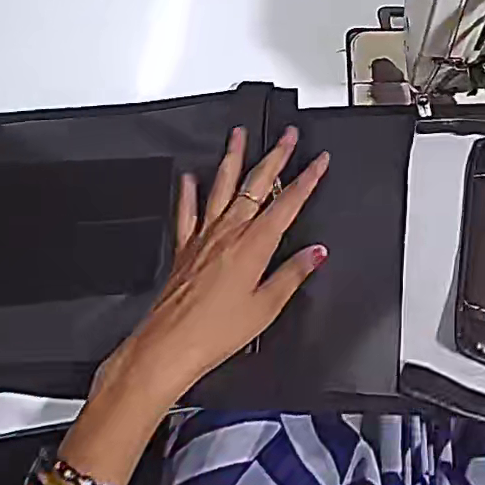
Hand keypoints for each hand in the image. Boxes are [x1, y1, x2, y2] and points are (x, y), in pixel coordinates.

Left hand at [59, 126, 329, 484]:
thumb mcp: (266, 307)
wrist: (165, 349)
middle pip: (257, 183)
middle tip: (287, 135)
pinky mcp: (185, 248)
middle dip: (276, 155)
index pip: (289, 201)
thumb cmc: (213, 333)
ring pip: (223, 186)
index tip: (319, 160)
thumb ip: (293, 274)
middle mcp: (229, 233)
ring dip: (234, 157)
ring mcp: (205, 237)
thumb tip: (316, 253)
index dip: (308, 177)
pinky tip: (190, 177)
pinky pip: (188, 211)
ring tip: (239, 136)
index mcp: (254, 245)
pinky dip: (189, 192)